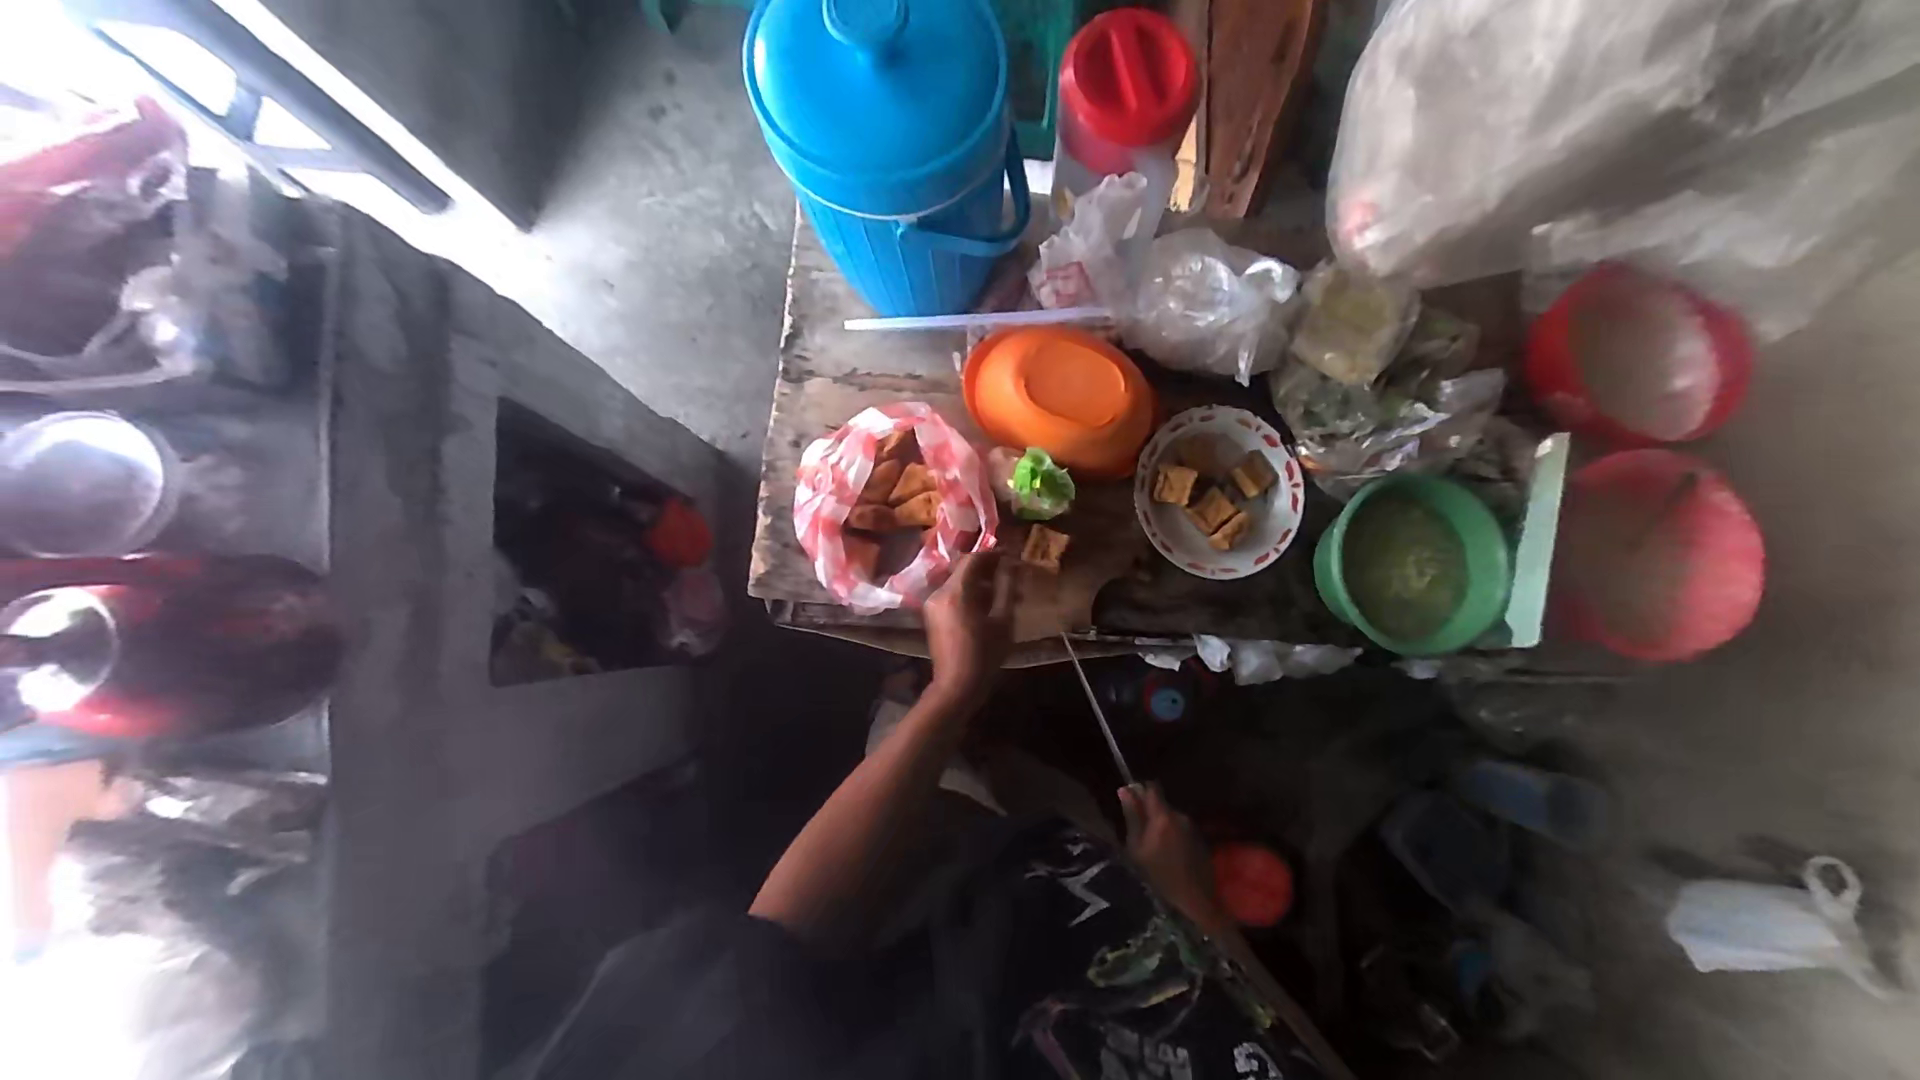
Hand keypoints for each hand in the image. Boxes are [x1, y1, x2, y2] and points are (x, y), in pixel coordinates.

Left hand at [923, 551, 1013, 706]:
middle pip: (963, 569)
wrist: (956, 686)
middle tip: (1010, 575)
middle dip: (987, 569)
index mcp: (955, 592)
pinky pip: (952, 595)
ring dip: (979, 583)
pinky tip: (987, 606)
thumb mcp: (1002, 620)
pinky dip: (969, 594)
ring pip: (958, 582)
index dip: (993, 555)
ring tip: (1004, 594)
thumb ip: (1006, 588)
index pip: (973, 559)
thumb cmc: (984, 655)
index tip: (1012, 557)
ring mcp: (932, 604)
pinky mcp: (932, 615)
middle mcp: (939, 592)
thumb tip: (1011, 565)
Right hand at [1119, 783, 1225, 932]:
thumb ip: (1132, 817)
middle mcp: (1180, 816)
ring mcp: (1192, 828)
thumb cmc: (1159, 877)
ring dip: (1161, 825)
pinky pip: (1180, 829)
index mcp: (1163, 816)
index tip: (1131, 801)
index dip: (1140, 790)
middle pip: (1161, 803)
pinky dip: (1172, 835)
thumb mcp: (1136, 848)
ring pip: (1171, 817)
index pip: (1152, 788)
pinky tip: (1168, 854)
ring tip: (1153, 846)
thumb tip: (1124, 790)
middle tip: (1139, 832)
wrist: (1195, 901)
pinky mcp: (1200, 840)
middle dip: (1149, 812)